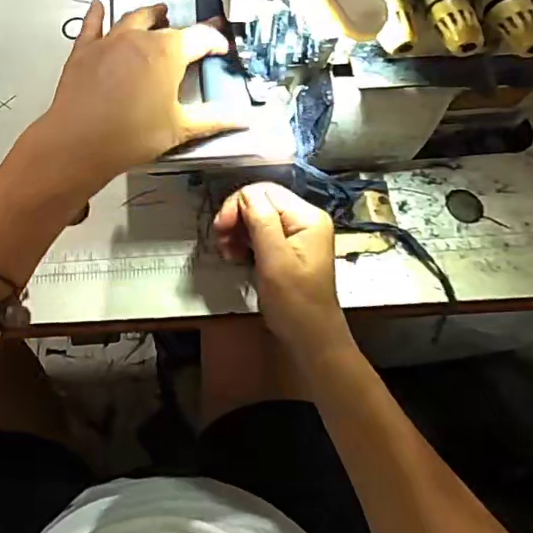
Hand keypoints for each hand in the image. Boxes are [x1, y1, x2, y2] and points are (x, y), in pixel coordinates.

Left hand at [34, 1, 249, 193]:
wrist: (79, 142)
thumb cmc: (130, 135)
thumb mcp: (179, 128)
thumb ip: (212, 119)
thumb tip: (238, 118)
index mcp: (168, 53)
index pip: (200, 37)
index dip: (214, 41)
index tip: (219, 48)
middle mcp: (139, 38)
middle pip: (165, 25)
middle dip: (181, 29)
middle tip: (188, 34)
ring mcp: (109, 42)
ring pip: (132, 19)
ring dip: (147, 15)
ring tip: (157, 13)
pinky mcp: (84, 51)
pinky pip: (92, 25)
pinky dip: (97, 15)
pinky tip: (98, 7)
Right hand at [213, 182, 348, 350]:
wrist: (312, 341)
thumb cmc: (295, 303)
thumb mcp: (275, 261)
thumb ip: (261, 223)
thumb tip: (244, 194)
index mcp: (307, 217)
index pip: (264, 192)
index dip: (237, 205)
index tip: (221, 230)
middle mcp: (304, 219)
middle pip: (260, 202)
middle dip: (236, 218)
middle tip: (221, 242)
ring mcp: (297, 234)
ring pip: (257, 217)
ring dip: (237, 231)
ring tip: (228, 253)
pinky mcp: (287, 249)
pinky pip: (260, 233)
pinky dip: (244, 242)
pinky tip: (236, 256)